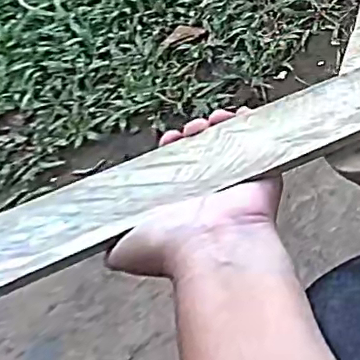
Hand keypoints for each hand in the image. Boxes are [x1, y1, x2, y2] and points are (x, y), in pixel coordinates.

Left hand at [107, 108, 283, 278]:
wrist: (215, 240)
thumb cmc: (171, 245)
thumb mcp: (121, 246)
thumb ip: (111, 234)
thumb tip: (96, 230)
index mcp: (177, 199)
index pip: (175, 165)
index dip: (171, 148)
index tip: (170, 138)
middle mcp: (208, 187)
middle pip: (203, 150)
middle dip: (197, 133)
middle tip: (194, 126)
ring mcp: (237, 177)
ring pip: (230, 143)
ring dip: (223, 126)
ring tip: (216, 118)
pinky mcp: (263, 169)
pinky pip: (260, 141)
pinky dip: (254, 125)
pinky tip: (243, 113)